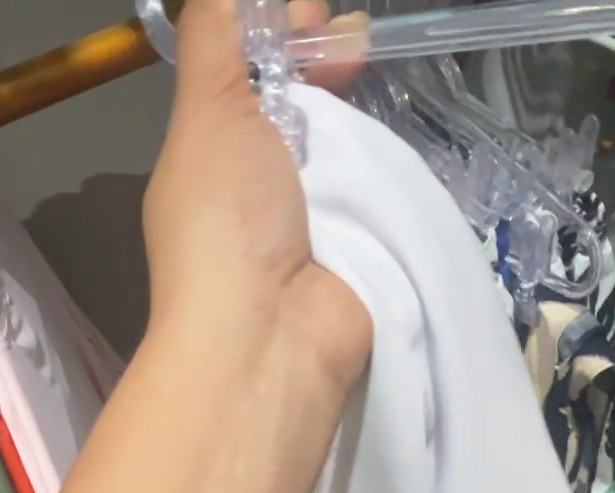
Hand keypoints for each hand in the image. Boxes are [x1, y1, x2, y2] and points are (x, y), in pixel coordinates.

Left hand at [142, 0, 371, 392]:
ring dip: (366, 112)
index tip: (312, 13)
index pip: (250, 82)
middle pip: (305, 111)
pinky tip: (409, 135)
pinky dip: (396, 165)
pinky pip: (383, 195)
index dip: (279, 37)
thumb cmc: (225, 224)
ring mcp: (318, 227)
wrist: (272, 338)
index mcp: (215, 162)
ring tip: (382, 68)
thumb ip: (215, 43)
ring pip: (348, 149)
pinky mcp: (365, 255)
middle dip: (329, 64)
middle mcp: (264, 194)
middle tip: (359, 40)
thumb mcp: (206, 115)